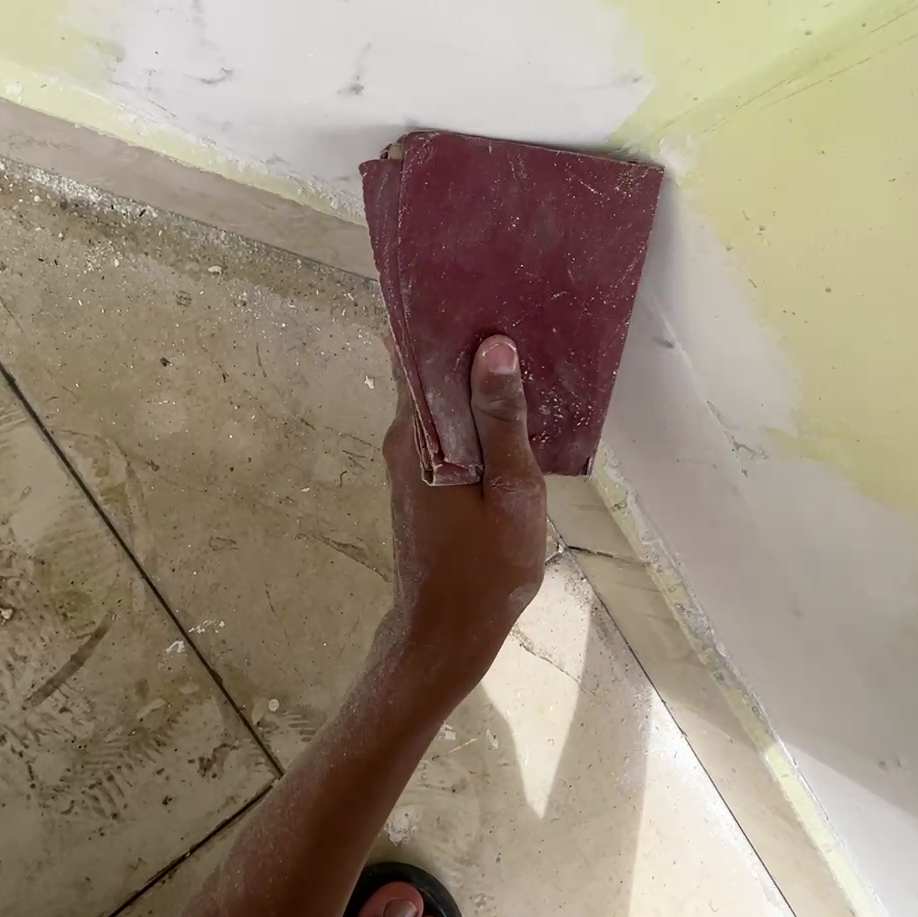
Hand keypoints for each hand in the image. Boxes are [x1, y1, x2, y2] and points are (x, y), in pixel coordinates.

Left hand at [378, 334, 546, 701]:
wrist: (445, 630)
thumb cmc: (485, 568)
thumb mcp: (510, 491)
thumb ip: (501, 421)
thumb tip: (493, 346)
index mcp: (418, 435)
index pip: (412, 355)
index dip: (438, 319)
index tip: (472, 286)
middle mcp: (402, 438)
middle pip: (424, 372)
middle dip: (460, 341)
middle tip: (509, 306)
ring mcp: (407, 458)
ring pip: (434, 400)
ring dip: (466, 375)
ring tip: (515, 344)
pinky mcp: (418, 476)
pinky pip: (441, 426)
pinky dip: (467, 408)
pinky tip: (504, 401)